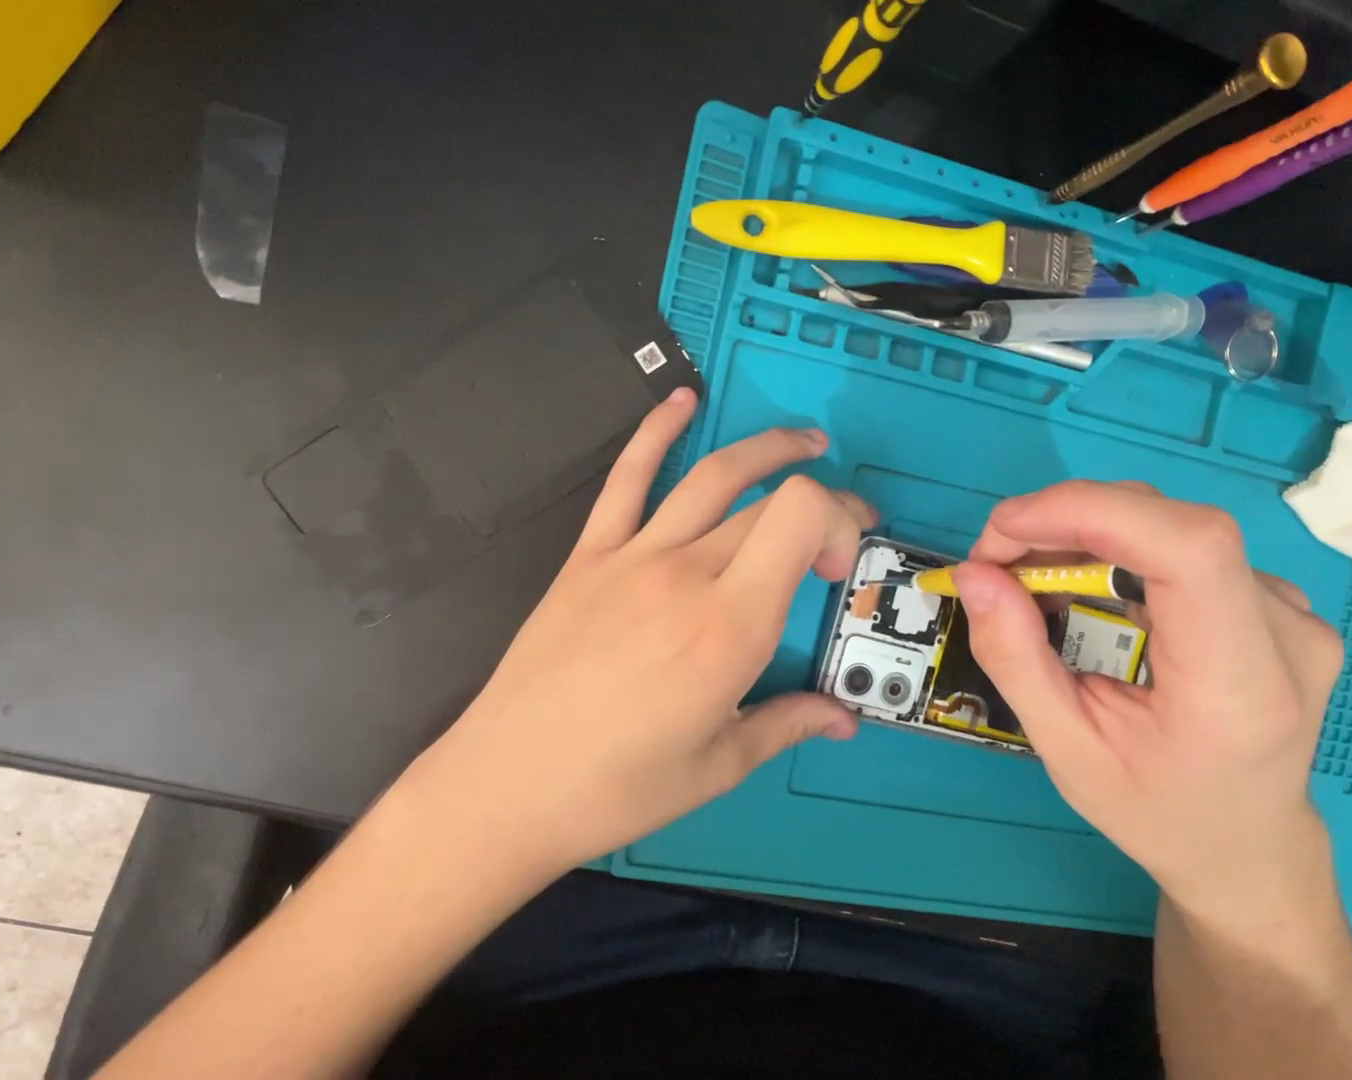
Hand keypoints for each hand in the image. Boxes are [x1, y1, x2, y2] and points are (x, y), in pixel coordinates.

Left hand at [393, 388, 873, 878]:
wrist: (508, 782)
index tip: (839, 569)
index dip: (840, 523)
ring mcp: (631, 557)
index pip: (802, 519)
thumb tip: (843, 719)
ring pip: (711, 476)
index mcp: (730, 629)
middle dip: (822, 505)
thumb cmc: (617, 788)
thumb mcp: (717, 765)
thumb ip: (787, 725)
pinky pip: (626, 478)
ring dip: (766, 448)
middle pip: (769, 504)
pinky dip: (657, 430)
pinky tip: (683, 401)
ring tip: (805, 441)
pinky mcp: (587, 556)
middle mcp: (686, 576)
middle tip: (838, 534)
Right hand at [950, 481, 1344, 925]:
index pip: (1189, 549)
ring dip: (1084, 535)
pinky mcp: (1275, 602)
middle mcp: (1285, 632)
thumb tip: (973, 574)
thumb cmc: (1155, 811)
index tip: (1004, 530)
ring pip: (1172, 528)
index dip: (1090, 512)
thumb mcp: (1065, 750)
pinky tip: (1079, 590)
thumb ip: (1016, 660)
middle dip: (1066, 521)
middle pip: (1173, 526)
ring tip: (1028, 578)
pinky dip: (1113, 550)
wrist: (1247, 846)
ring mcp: (1290, 612)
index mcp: (1238, 684)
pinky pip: (1182, 547)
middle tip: (996, 559)